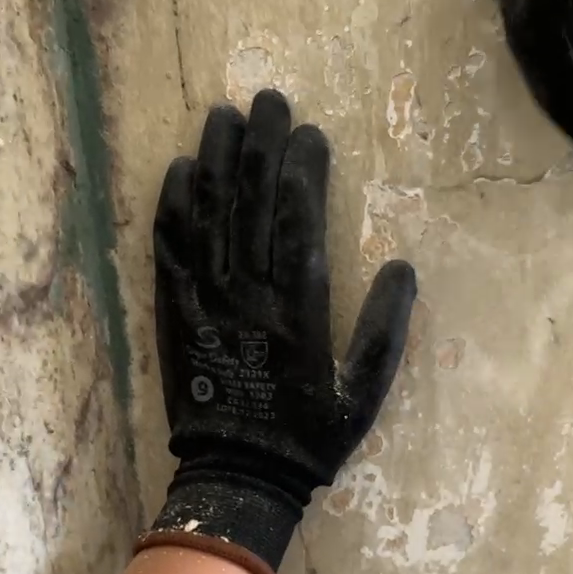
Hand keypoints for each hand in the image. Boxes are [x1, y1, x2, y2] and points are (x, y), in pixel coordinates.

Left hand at [139, 90, 416, 573]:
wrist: (240, 473)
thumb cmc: (309, 437)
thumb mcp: (365, 394)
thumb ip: (385, 331)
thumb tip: (402, 267)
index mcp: (299, 310)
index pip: (300, 223)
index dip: (305, 173)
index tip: (310, 133)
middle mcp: (248, 293)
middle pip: (253, 205)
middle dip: (263, 147)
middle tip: (268, 100)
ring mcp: (206, 300)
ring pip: (209, 217)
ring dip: (216, 162)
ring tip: (223, 115)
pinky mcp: (175, 312)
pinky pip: (169, 252)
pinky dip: (172, 209)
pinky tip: (178, 170)